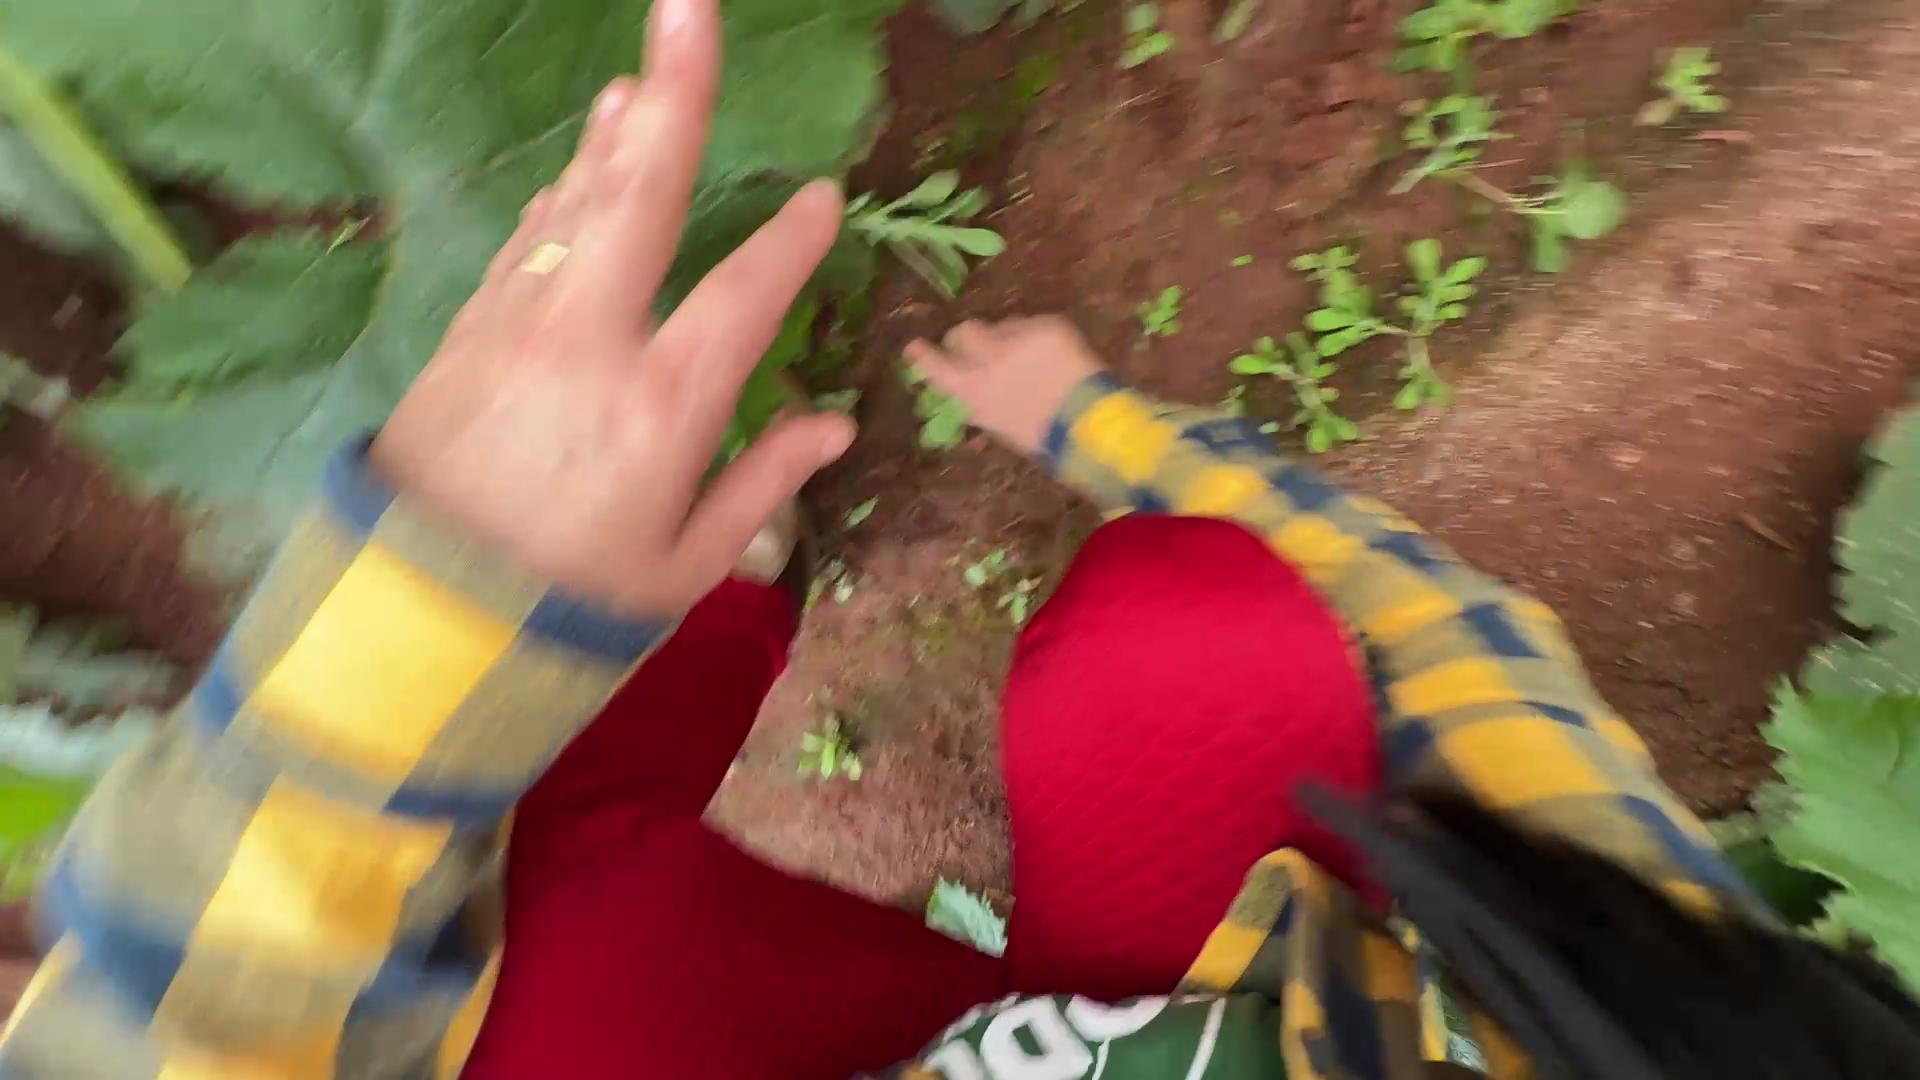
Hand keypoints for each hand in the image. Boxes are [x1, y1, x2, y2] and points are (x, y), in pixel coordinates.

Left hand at [372, 0, 853, 618]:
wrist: (428, 617)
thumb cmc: (581, 596)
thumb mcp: (693, 560)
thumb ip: (765, 482)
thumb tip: (837, 425)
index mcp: (663, 409)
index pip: (742, 300)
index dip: (788, 244)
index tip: (824, 199)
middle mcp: (591, 346)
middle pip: (638, 201)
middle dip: (672, 100)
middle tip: (690, 10)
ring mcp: (519, 328)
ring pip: (575, 206)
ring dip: (614, 138)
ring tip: (640, 84)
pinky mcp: (470, 334)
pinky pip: (531, 243)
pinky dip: (566, 198)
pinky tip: (584, 168)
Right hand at [905, 317, 1107, 455]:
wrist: (1087, 420)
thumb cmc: (1041, 434)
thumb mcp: (999, 424)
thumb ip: (978, 401)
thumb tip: (966, 389)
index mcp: (974, 391)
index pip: (936, 366)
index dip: (923, 356)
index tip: (914, 346)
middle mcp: (989, 360)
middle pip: (963, 332)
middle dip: (964, 337)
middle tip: (974, 344)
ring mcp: (1017, 339)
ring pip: (998, 326)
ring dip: (1003, 337)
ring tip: (1026, 359)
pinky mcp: (1043, 325)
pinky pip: (1030, 323)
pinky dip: (1034, 337)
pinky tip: (1050, 358)